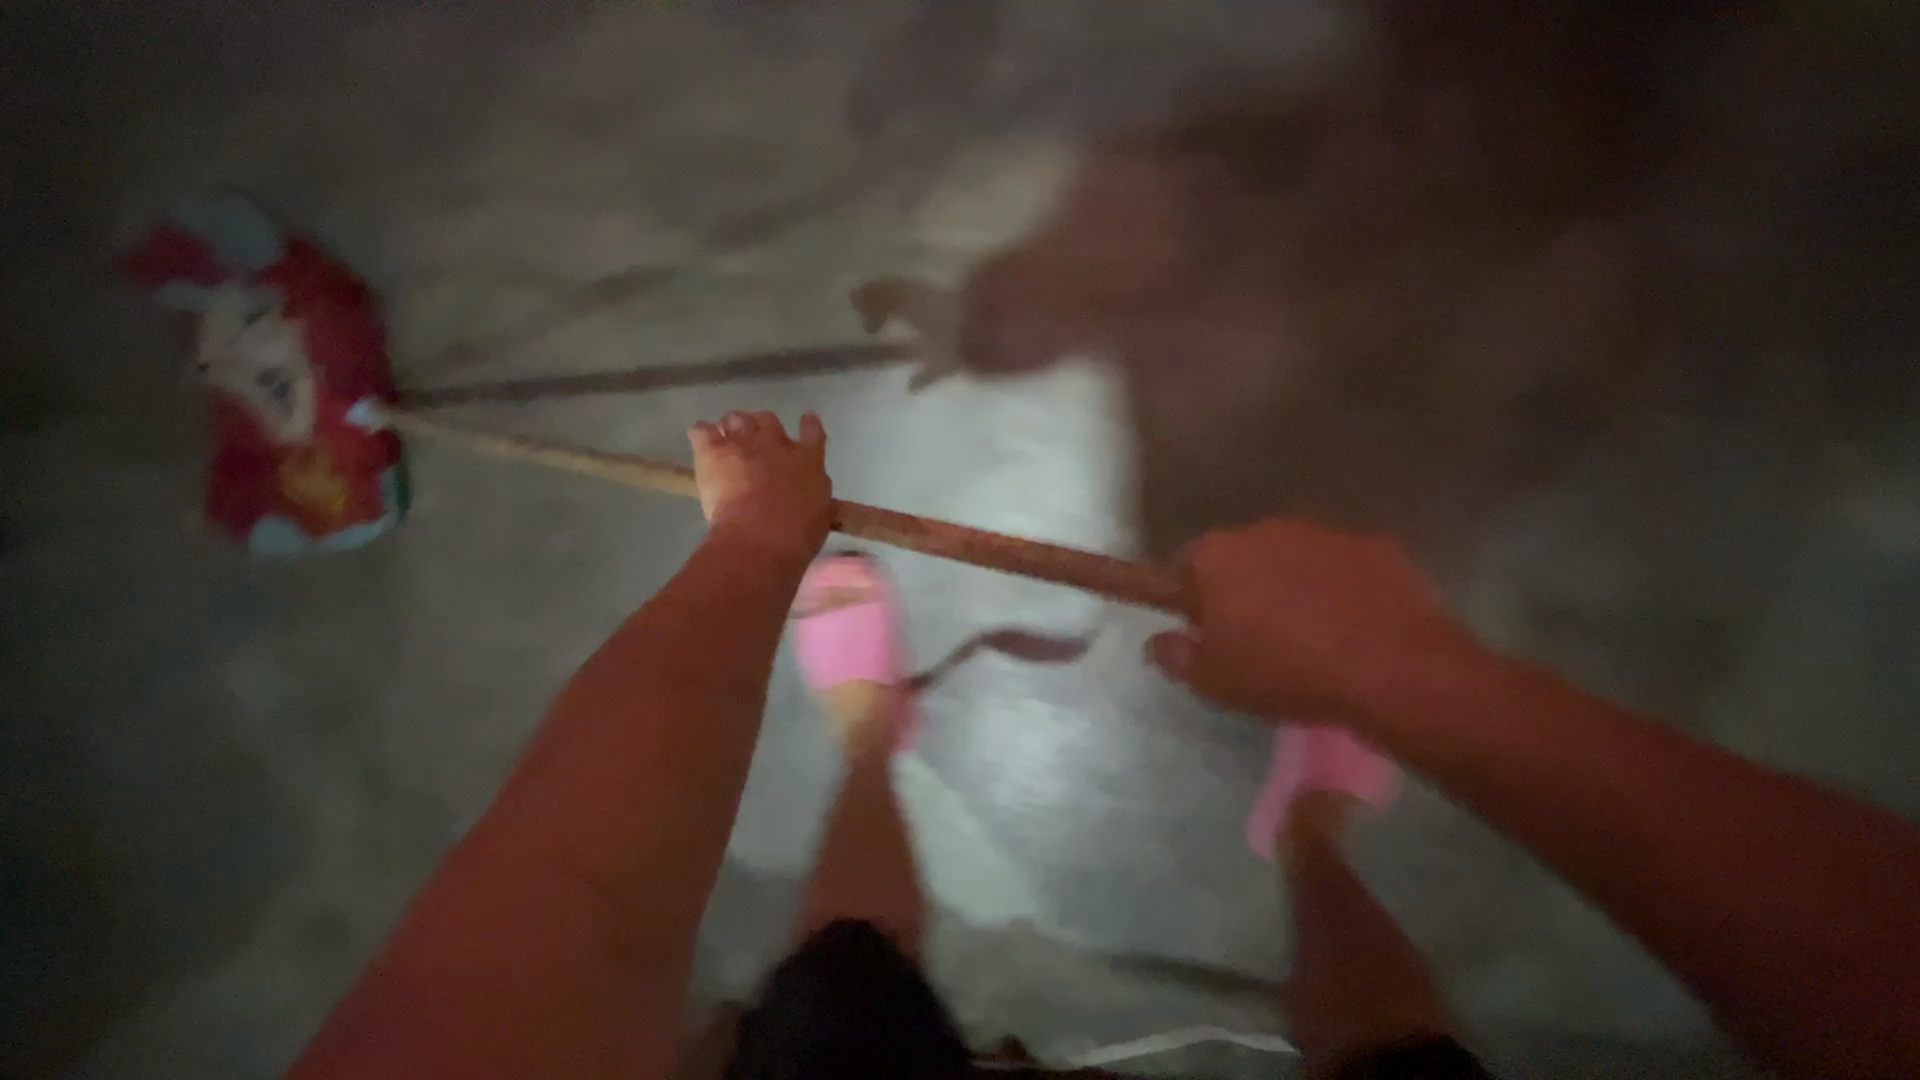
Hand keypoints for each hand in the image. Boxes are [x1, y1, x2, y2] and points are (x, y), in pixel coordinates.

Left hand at [688, 411, 831, 564]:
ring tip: (727, 442)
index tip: (807, 420)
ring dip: (732, 428)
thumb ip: (816, 496)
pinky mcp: (712, 452)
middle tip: (757, 444)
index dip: (809, 424)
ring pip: (735, 419)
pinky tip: (702, 445)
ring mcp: (742, 443)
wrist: (761, 536)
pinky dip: (702, 435)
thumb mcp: (820, 515)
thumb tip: (810, 490)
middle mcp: (775, 443)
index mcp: (808, 459)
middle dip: (763, 427)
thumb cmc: (798, 534)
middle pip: (768, 419)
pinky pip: (701, 431)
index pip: (812, 431)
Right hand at [1147, 519, 1475, 721]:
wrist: (1392, 669)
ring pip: (1292, 557)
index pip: (1184, 565)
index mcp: (1217, 556)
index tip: (1203, 628)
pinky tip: (1352, 626)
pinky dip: (1340, 587)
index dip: (1191, 597)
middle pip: (1240, 556)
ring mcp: (1322, 532)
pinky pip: (1342, 565)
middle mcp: (1264, 529)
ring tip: (1310, 635)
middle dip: (1242, 588)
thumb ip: (1176, 656)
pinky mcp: (1373, 544)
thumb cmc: (1286, 672)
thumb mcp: (1214, 680)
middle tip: (1255, 637)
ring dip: (1292, 584)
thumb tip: (1156, 642)